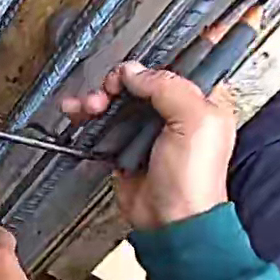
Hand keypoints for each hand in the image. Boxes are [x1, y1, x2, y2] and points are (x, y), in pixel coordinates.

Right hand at [59, 61, 234, 230]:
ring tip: (88, 107)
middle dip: (116, 82)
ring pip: (116, 99)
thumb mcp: (195, 122)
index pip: (178, 64)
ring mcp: (146, 128)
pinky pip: (100, 121)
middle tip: (108, 91)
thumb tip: (135, 71)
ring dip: (97, 98)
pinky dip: (85, 115)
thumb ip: (168, 87)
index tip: (136, 67)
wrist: (168, 219)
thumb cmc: (194, 179)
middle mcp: (174, 111)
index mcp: (202, 100)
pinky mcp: (123, 144)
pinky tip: (76, 112)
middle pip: (139, 81)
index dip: (153, 61)